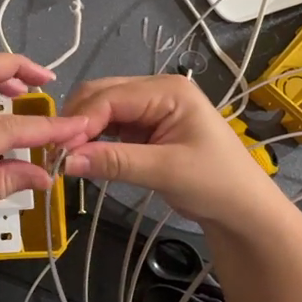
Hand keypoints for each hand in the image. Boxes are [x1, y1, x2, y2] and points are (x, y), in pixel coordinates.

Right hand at [62, 75, 280, 231]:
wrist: (244, 211)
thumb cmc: (216, 184)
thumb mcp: (166, 172)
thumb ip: (115, 162)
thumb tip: (65, 161)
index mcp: (167, 90)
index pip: (110, 96)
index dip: (80, 121)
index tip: (57, 150)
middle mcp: (156, 90)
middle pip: (101, 95)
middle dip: (77, 122)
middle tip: (57, 155)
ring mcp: (150, 107)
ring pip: (101, 110)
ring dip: (83, 131)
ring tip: (66, 158)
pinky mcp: (145, 127)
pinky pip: (110, 126)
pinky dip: (94, 139)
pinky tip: (84, 157)